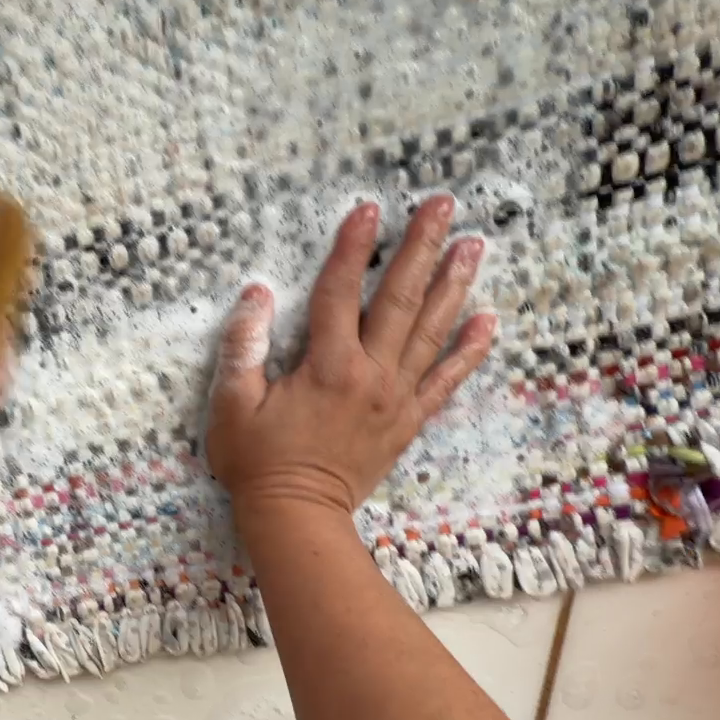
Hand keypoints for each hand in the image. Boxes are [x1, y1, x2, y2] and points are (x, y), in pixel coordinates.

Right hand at [207, 195, 497, 519]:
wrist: (295, 513)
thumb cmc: (256, 460)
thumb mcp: (230, 404)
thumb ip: (242, 348)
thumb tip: (256, 295)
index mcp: (326, 366)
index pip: (340, 294)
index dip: (352, 250)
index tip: (368, 210)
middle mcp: (370, 374)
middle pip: (400, 301)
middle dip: (422, 249)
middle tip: (445, 206)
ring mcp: (396, 397)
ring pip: (432, 331)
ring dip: (455, 284)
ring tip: (475, 244)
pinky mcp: (408, 420)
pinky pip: (447, 379)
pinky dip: (471, 349)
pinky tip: (489, 320)